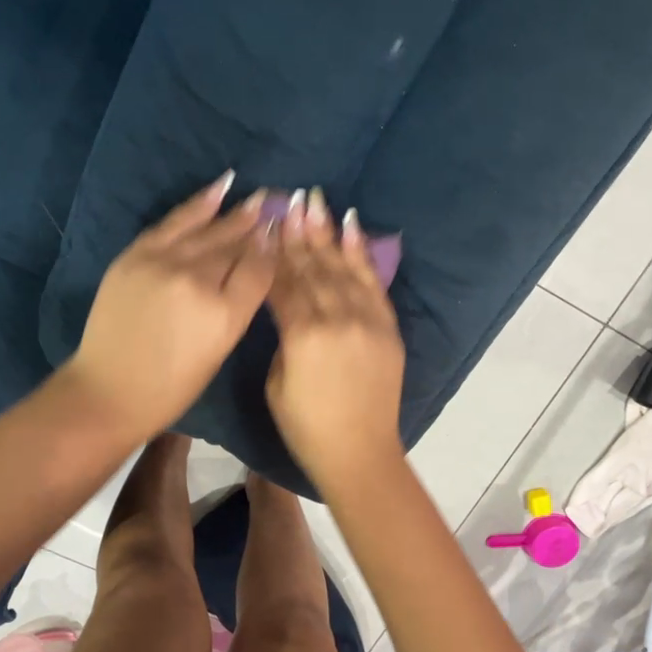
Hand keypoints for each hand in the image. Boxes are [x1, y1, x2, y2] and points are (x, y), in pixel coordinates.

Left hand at [64, 172, 275, 439]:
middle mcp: (199, 283)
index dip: (273, 247)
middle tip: (278, 203)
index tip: (284, 230)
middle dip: (258, 225)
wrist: (110, 390)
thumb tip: (252, 269)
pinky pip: (174, 222)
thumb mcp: (217, 354)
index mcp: (225, 317)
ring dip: (235, 213)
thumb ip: (237, 309)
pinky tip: (219, 190)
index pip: (258, 269)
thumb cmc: (171, 388)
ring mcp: (165, 264)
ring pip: (208, 231)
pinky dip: (198, 205)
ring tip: (256, 198)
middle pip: (236, 245)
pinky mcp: (137, 256)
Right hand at [264, 190, 406, 487]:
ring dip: (327, 234)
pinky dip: (361, 254)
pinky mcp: (387, 328)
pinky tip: (351, 228)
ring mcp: (367, 321)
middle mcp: (336, 318)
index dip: (272, 252)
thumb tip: (289, 311)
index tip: (264, 222)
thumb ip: (282, 339)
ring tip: (316, 202)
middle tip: (289, 198)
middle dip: (298, 232)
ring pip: (343, 268)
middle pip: (312, 268)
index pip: (283, 283)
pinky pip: (373, 283)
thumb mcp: (276, 384)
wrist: (359, 453)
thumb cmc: (306, 428)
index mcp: (302, 335)